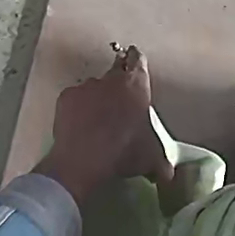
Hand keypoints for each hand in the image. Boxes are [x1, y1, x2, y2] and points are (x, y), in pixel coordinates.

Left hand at [36, 46, 173, 206]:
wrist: (84, 158)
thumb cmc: (125, 151)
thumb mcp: (151, 158)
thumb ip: (161, 161)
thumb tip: (168, 174)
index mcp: (136, 85)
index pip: (138, 61)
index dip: (137, 63)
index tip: (136, 66)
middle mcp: (111, 79)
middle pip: (116, 69)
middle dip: (118, 81)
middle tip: (120, 100)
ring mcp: (86, 86)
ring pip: (94, 87)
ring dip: (97, 98)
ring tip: (97, 121)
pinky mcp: (66, 96)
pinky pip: (75, 99)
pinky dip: (77, 108)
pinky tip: (79, 126)